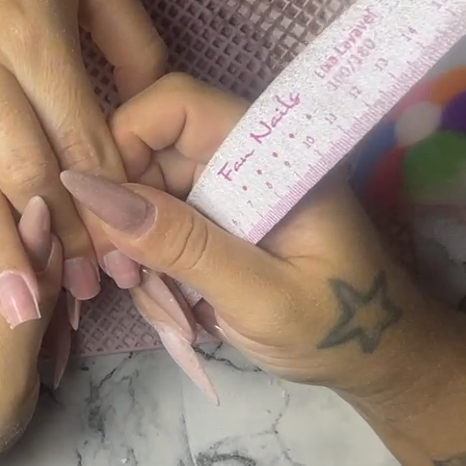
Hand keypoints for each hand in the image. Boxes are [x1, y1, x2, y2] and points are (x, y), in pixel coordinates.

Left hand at [0, 197, 63, 465]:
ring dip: (51, 269)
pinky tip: (45, 323)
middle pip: (17, 205)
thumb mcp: (2, 368)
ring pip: (18, 225)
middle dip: (60, 248)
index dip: (64, 229)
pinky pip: (9, 247)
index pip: (17, 202)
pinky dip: (36, 279)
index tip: (90, 278)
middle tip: (76, 311)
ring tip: (59, 328)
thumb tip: (45, 210)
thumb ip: (29, 290)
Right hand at [59, 74, 457, 398]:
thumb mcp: (258, 295)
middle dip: (119, 209)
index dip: (125, 139)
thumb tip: (89, 190)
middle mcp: (239, 158)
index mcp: (269, 154)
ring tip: (155, 296)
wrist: (377, 360)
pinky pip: (150, 222)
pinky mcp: (209, 217)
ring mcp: (222, 188)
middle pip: (144, 149)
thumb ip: (178, 242)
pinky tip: (166, 298)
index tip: (105, 210)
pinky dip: (144, 260)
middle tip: (121, 275)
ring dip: (130, 244)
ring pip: (138, 190)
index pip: (175, 105)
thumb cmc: (339, 327)